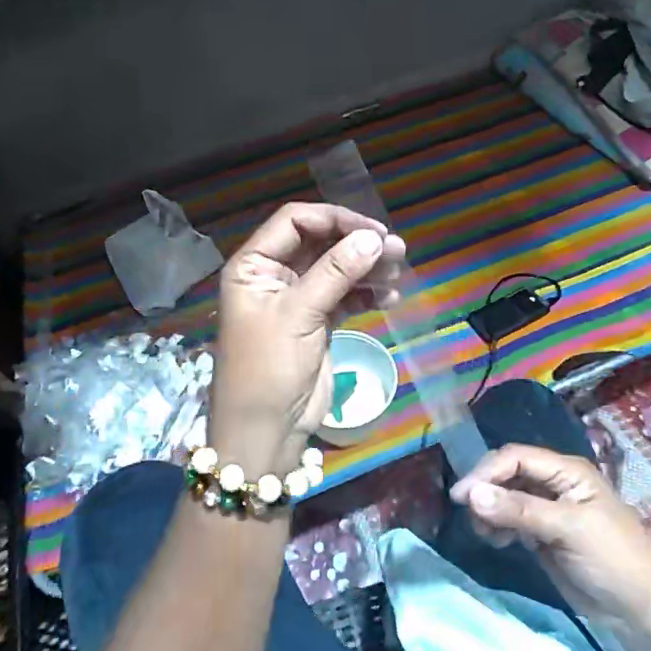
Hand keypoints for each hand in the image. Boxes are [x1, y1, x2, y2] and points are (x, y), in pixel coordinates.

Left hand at [210, 203, 404, 473]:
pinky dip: (366, 293)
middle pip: (319, 243)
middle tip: (396, 251)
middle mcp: (272, 275)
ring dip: (366, 268)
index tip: (373, 231)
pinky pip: (344, 295)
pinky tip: (390, 297)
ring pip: (335, 269)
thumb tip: (375, 238)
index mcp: (253, 265)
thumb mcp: (298, 315)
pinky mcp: (315, 321)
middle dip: (356, 244)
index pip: (294, 222)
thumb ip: (335, 273)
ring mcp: (295, 298)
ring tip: (398, 273)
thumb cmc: (268, 367)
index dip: (334, 220)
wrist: (266, 429)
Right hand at [452, 445, 650, 622]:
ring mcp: (548, 510)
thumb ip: (519, 510)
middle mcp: (555, 484)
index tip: (461, 497)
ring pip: (504, 497)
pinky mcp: (542, 534)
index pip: (515, 457)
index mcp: (568, 471)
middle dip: (485, 491)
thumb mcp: (568, 529)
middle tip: (468, 516)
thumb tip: (471, 494)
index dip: (486, 472)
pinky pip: (509, 520)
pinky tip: (496, 541)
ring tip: (484, 534)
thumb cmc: (615, 560)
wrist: (643, 613)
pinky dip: (496, 527)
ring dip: (488, 511)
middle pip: (506, 474)